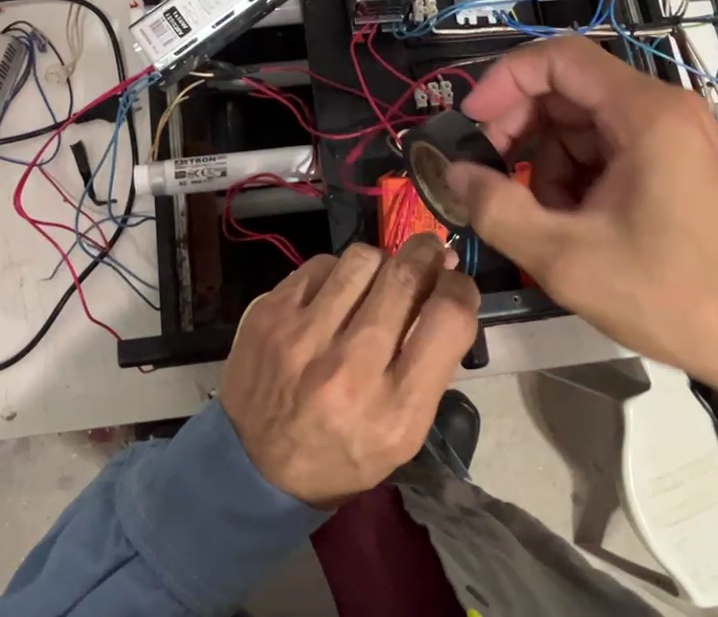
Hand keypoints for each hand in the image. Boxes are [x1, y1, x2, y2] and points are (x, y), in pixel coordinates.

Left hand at [220, 235, 478, 507]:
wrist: (256, 465)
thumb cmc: (344, 451)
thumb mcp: (405, 433)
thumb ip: (432, 366)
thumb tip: (447, 289)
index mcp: (395, 408)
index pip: (447, 318)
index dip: (461, 288)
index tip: (457, 283)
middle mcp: (349, 368)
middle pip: (404, 277)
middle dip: (426, 254)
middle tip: (429, 252)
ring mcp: (302, 337)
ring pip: (361, 259)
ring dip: (381, 261)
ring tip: (380, 277)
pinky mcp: (268, 315)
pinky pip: (319, 264)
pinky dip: (338, 272)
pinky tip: (338, 292)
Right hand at [444, 36, 717, 408]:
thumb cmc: (669, 297)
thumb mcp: (565, 258)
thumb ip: (495, 209)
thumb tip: (451, 173)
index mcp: (646, 114)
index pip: (559, 58)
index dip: (504, 81)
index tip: (469, 121)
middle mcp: (665, 111)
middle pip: (569, 91)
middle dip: (521, 131)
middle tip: (490, 178)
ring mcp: (676, 138)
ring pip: (584, 126)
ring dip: (549, 165)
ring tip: (545, 222)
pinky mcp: (678, 166)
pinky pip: (609, 151)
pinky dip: (578, 179)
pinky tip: (575, 226)